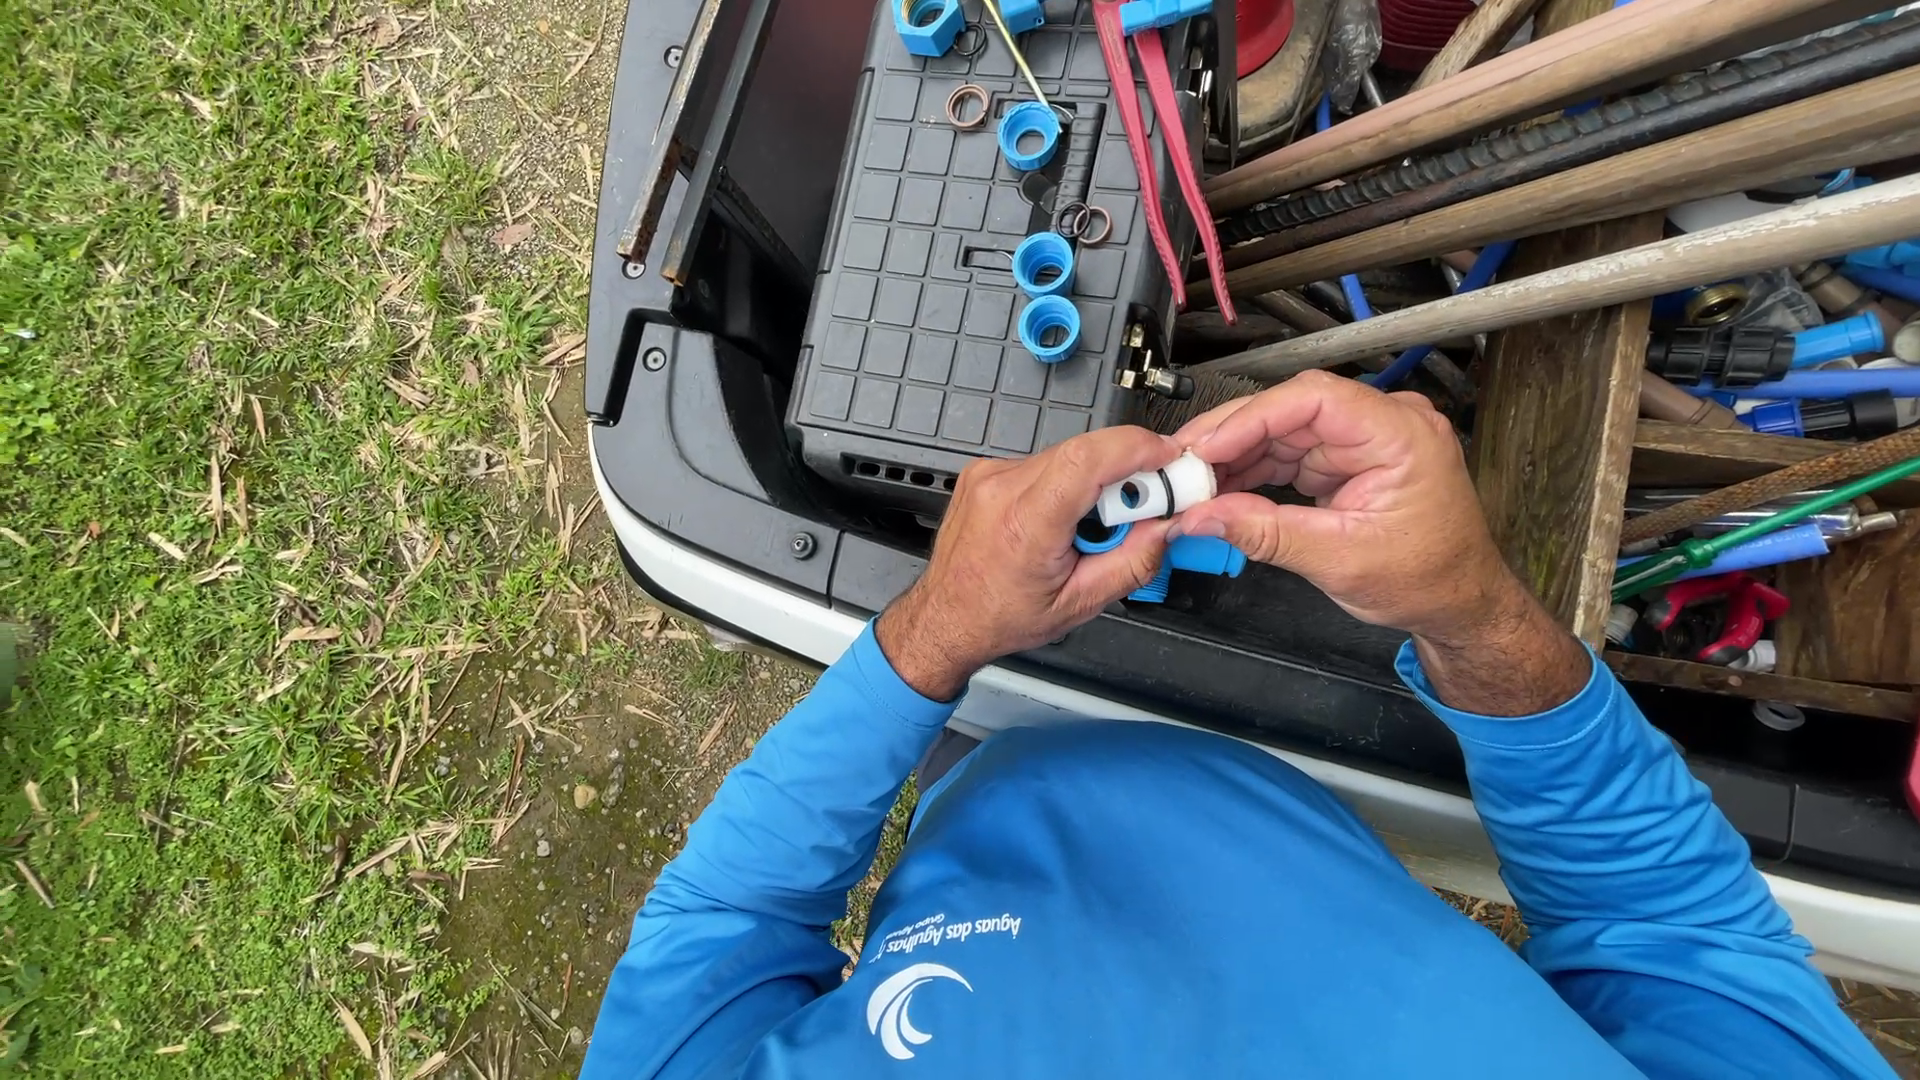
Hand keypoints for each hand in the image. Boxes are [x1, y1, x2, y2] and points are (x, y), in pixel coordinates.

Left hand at [876, 427, 1180, 699]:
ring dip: (1095, 479)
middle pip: (1084, 451)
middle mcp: (1001, 489)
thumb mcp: (1080, 603)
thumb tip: (1168, 526)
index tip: (1166, 458)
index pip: (1087, 459)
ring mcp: (989, 475)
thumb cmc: (1000, 615)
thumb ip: (1134, 562)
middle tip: (1140, 507)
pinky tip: (1063, 516)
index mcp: (1025, 523)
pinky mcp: (985, 471)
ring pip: (1067, 454)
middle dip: (1125, 470)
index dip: (1136, 448)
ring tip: (1091, 525)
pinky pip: (1044, 462)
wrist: (947, 616)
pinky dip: (1067, 481)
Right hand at [1173, 372, 1586, 713]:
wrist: (1455, 603)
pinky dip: (1246, 472)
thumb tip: (1202, 518)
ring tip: (1190, 484)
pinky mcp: (1339, 460)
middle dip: (1228, 437)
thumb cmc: (1428, 579)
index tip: (1205, 447)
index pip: (1313, 399)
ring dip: (1230, 457)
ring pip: (1276, 432)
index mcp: (1400, 435)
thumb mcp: (1340, 560)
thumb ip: (1265, 534)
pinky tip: (1216, 490)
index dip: (1250, 419)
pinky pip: (1281, 454)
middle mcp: (1379, 426)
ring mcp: (1357, 441)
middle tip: (1180, 465)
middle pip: (1286, 410)